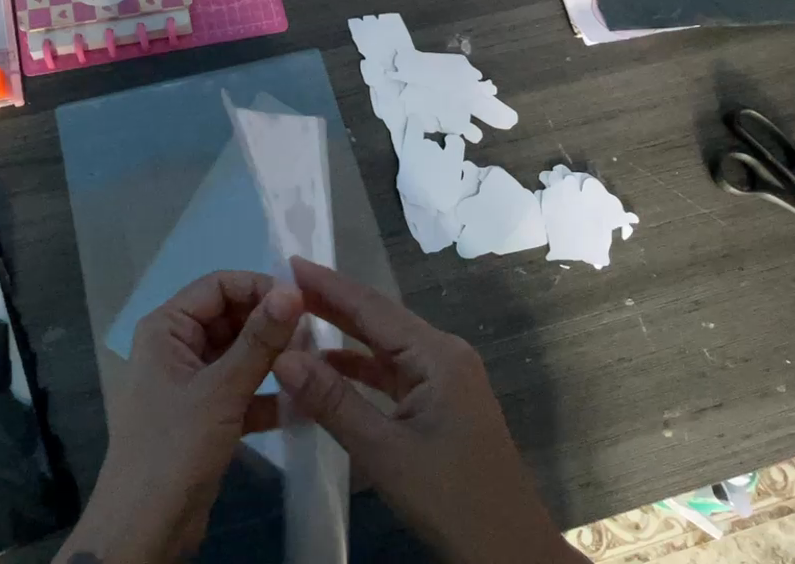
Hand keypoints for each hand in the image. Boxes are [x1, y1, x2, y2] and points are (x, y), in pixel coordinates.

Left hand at [59, 271, 302, 563]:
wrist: (144, 529)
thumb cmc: (174, 448)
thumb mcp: (220, 390)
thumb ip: (258, 340)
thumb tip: (292, 290)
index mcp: (167, 327)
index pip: (218, 285)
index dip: (260, 288)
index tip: (304, 304)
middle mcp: (176, 346)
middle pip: (230, 317)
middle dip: (270, 325)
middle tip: (315, 338)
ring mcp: (190, 381)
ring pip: (238, 354)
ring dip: (272, 359)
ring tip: (313, 366)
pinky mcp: (205, 414)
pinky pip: (241, 389)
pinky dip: (267, 394)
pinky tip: (301, 403)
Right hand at [273, 257, 581, 563]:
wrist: (512, 555)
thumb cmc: (451, 499)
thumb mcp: (384, 452)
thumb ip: (333, 401)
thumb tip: (282, 357)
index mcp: (436, 355)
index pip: (372, 306)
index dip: (328, 284)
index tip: (289, 260)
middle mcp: (443, 355)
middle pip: (379, 320)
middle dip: (331, 304)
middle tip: (282, 288)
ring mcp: (444, 380)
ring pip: (384, 347)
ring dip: (342, 338)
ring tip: (295, 323)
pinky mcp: (440, 404)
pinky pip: (393, 374)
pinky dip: (359, 370)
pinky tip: (326, 371)